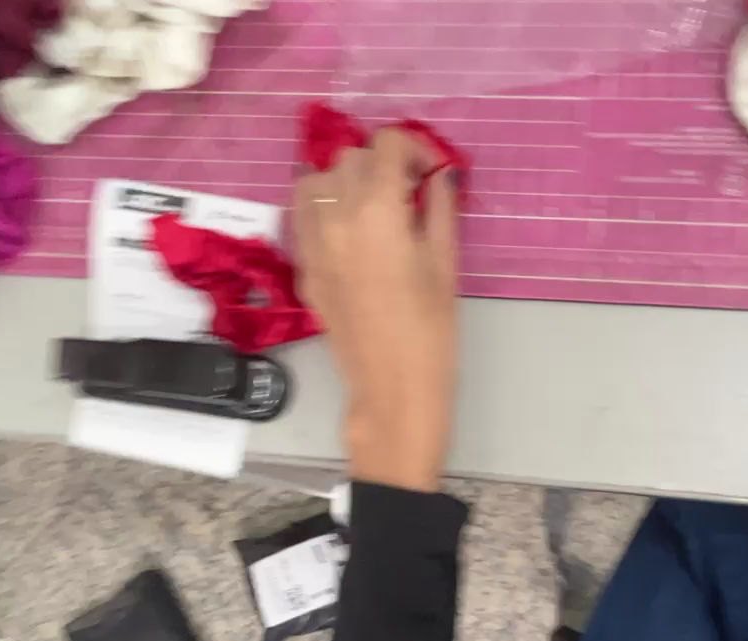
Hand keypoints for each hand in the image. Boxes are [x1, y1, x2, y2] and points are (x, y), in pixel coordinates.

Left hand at [292, 127, 459, 492]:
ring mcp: (312, 244)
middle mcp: (335, 217)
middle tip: (408, 196)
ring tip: (372, 210)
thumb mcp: (446, 267)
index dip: (413, 148)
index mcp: (377, 212)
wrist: (393, 390)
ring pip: (314, 181)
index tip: (430, 174)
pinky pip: (302, 218)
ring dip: (343, 182)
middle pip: (349, 157)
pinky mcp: (303, 270)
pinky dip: (323, 211)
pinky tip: (349, 235)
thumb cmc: (432, 334)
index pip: (386, 144)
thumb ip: (440, 210)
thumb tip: (439, 176)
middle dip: (381, 165)